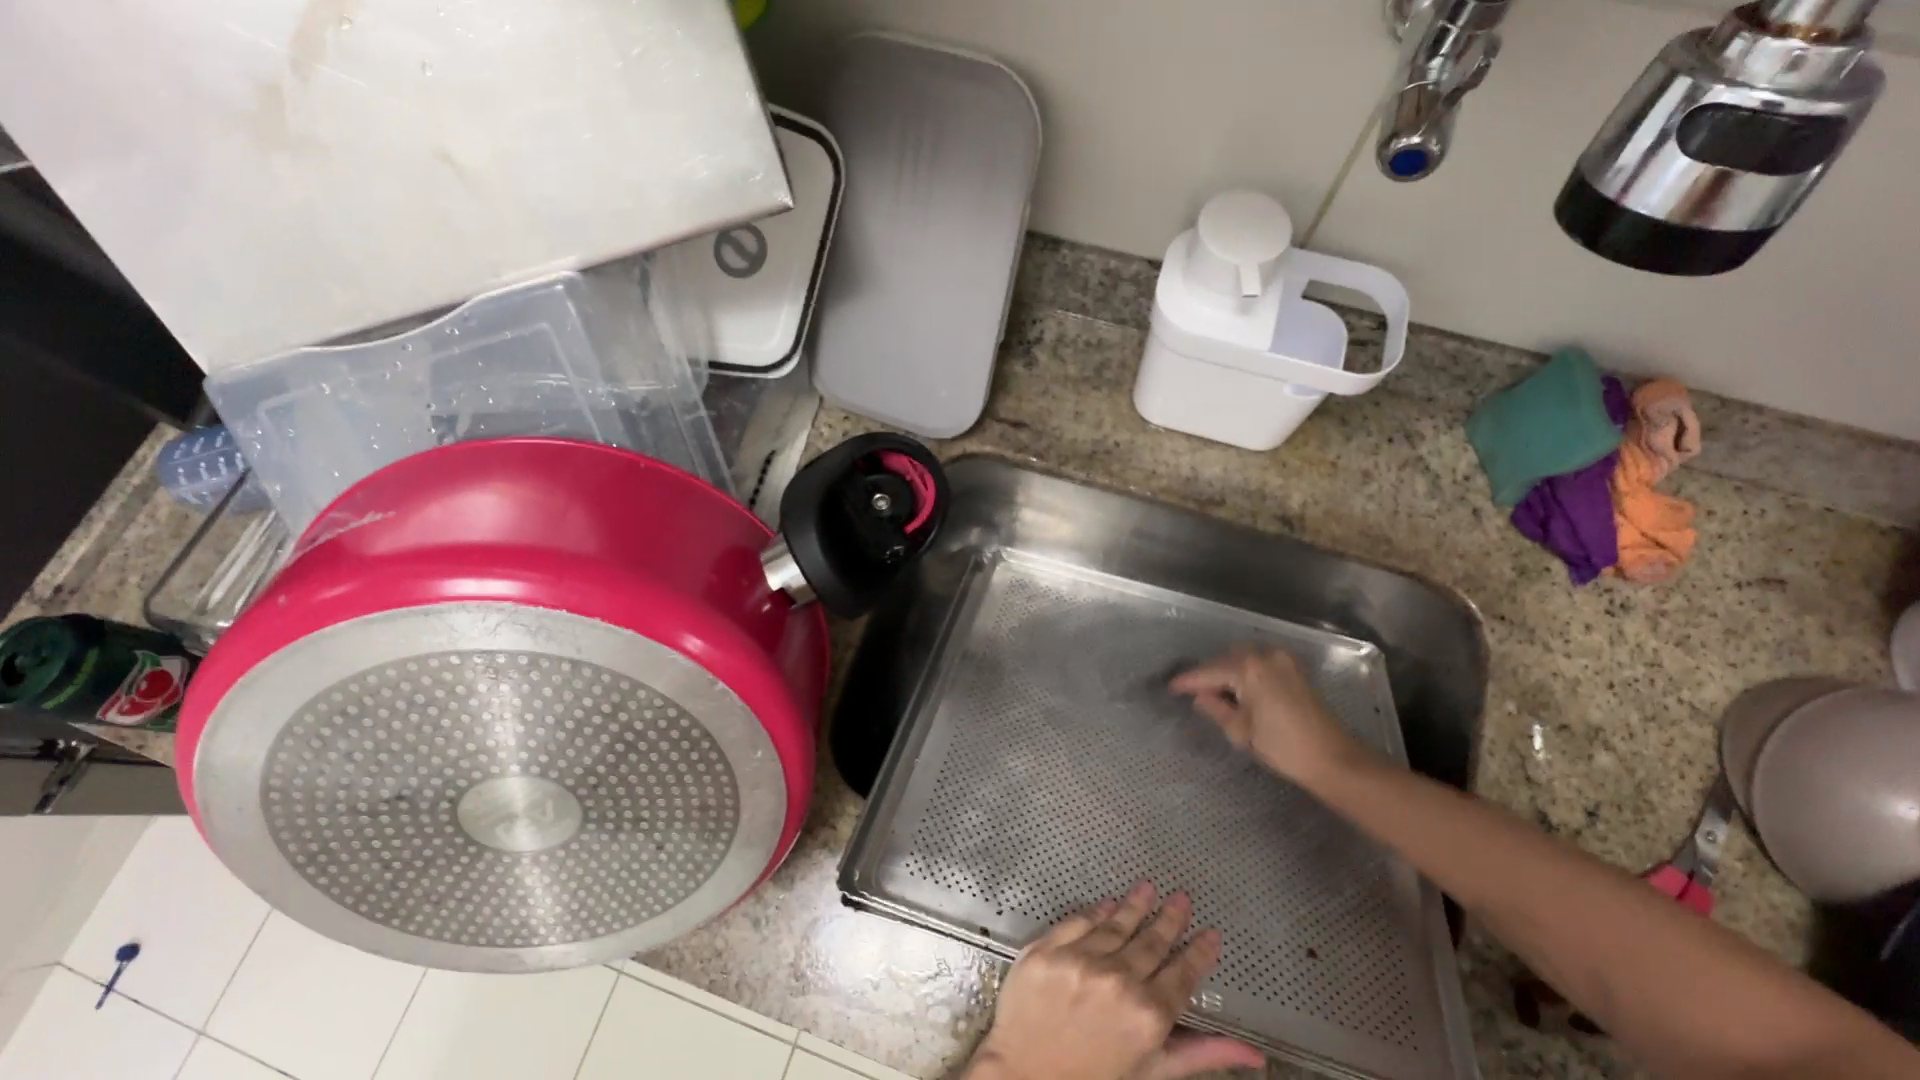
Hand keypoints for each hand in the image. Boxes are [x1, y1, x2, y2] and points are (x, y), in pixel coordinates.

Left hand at [967, 882, 1263, 1079]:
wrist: (1023, 1079)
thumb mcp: (1152, 1071)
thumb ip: (1202, 1053)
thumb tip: (1254, 1055)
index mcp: (1148, 1014)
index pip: (1183, 973)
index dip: (1199, 952)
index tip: (1210, 934)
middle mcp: (1117, 981)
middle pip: (1151, 941)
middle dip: (1170, 919)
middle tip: (1181, 899)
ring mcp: (1079, 962)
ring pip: (1116, 924)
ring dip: (1134, 905)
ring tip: (1148, 889)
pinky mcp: (1046, 951)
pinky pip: (1077, 922)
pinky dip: (1094, 912)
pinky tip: (1106, 903)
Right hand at [1169, 646, 1370, 785]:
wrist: (1332, 758)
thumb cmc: (1282, 746)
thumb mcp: (1240, 731)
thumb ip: (1216, 709)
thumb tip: (1200, 698)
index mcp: (1248, 669)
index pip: (1208, 672)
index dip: (1188, 682)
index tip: (1171, 687)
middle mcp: (1265, 656)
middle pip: (1226, 660)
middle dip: (1210, 675)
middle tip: (1195, 696)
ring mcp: (1283, 661)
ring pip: (1244, 661)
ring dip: (1229, 674)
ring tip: (1217, 696)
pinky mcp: (1295, 671)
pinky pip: (1260, 665)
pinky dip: (1247, 675)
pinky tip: (1241, 693)